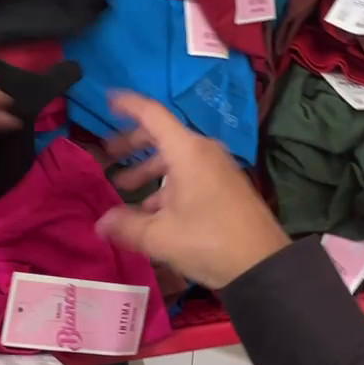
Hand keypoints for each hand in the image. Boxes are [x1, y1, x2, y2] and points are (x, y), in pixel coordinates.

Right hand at [96, 91, 290, 288]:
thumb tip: (100, 222)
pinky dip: (167, 181)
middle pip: (162, 135)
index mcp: (187, 151)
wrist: (263, 263)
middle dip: (132, 144)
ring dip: (149, 168)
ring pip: (175, 156)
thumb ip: (126, 226)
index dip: (128, 105)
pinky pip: (189, 171)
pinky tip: (153, 209)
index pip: (152, 114)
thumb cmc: (208, 241)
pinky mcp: (225, 184)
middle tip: (108, 155)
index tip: (107, 100)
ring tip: (124, 187)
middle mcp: (203, 150)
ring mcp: (217, 166)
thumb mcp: (160, 237)